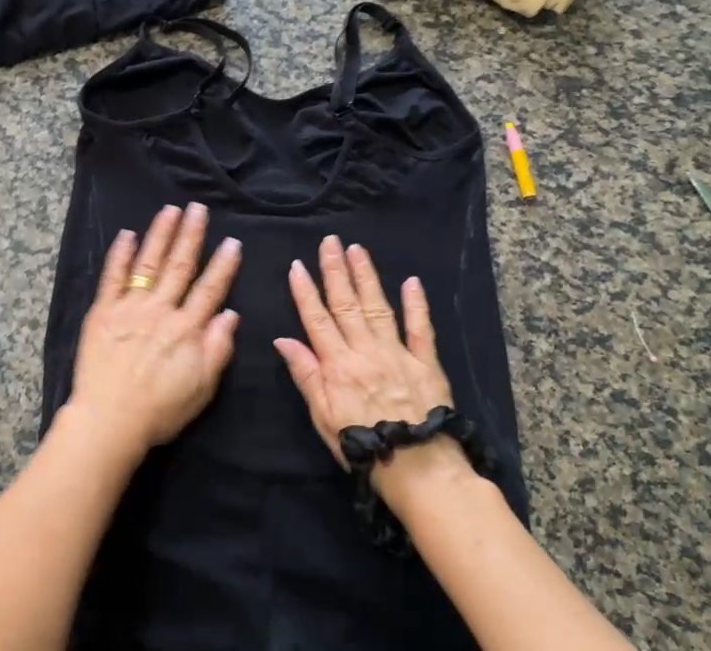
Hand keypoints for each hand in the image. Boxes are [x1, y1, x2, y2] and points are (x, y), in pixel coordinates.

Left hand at [65, 203, 241, 458]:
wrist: (110, 419)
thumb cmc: (160, 410)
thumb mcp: (202, 387)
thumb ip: (217, 348)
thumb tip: (230, 314)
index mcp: (187, 329)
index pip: (210, 289)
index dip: (223, 265)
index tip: (232, 241)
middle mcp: (160, 311)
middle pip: (180, 267)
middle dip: (191, 235)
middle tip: (198, 209)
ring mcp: (129, 308)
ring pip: (149, 264)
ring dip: (160, 235)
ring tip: (170, 210)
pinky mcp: (102, 312)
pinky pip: (112, 277)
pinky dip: (120, 254)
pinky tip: (127, 235)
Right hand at [275, 236, 475, 515]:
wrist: (418, 467)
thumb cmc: (362, 446)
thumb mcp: (323, 417)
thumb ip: (306, 376)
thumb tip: (283, 340)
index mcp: (338, 365)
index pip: (317, 320)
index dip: (306, 292)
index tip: (297, 265)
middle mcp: (365, 351)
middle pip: (346, 305)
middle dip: (336, 271)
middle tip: (330, 242)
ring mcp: (398, 354)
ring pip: (378, 307)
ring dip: (367, 277)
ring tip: (357, 250)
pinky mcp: (426, 363)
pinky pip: (420, 329)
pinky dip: (416, 304)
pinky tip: (411, 282)